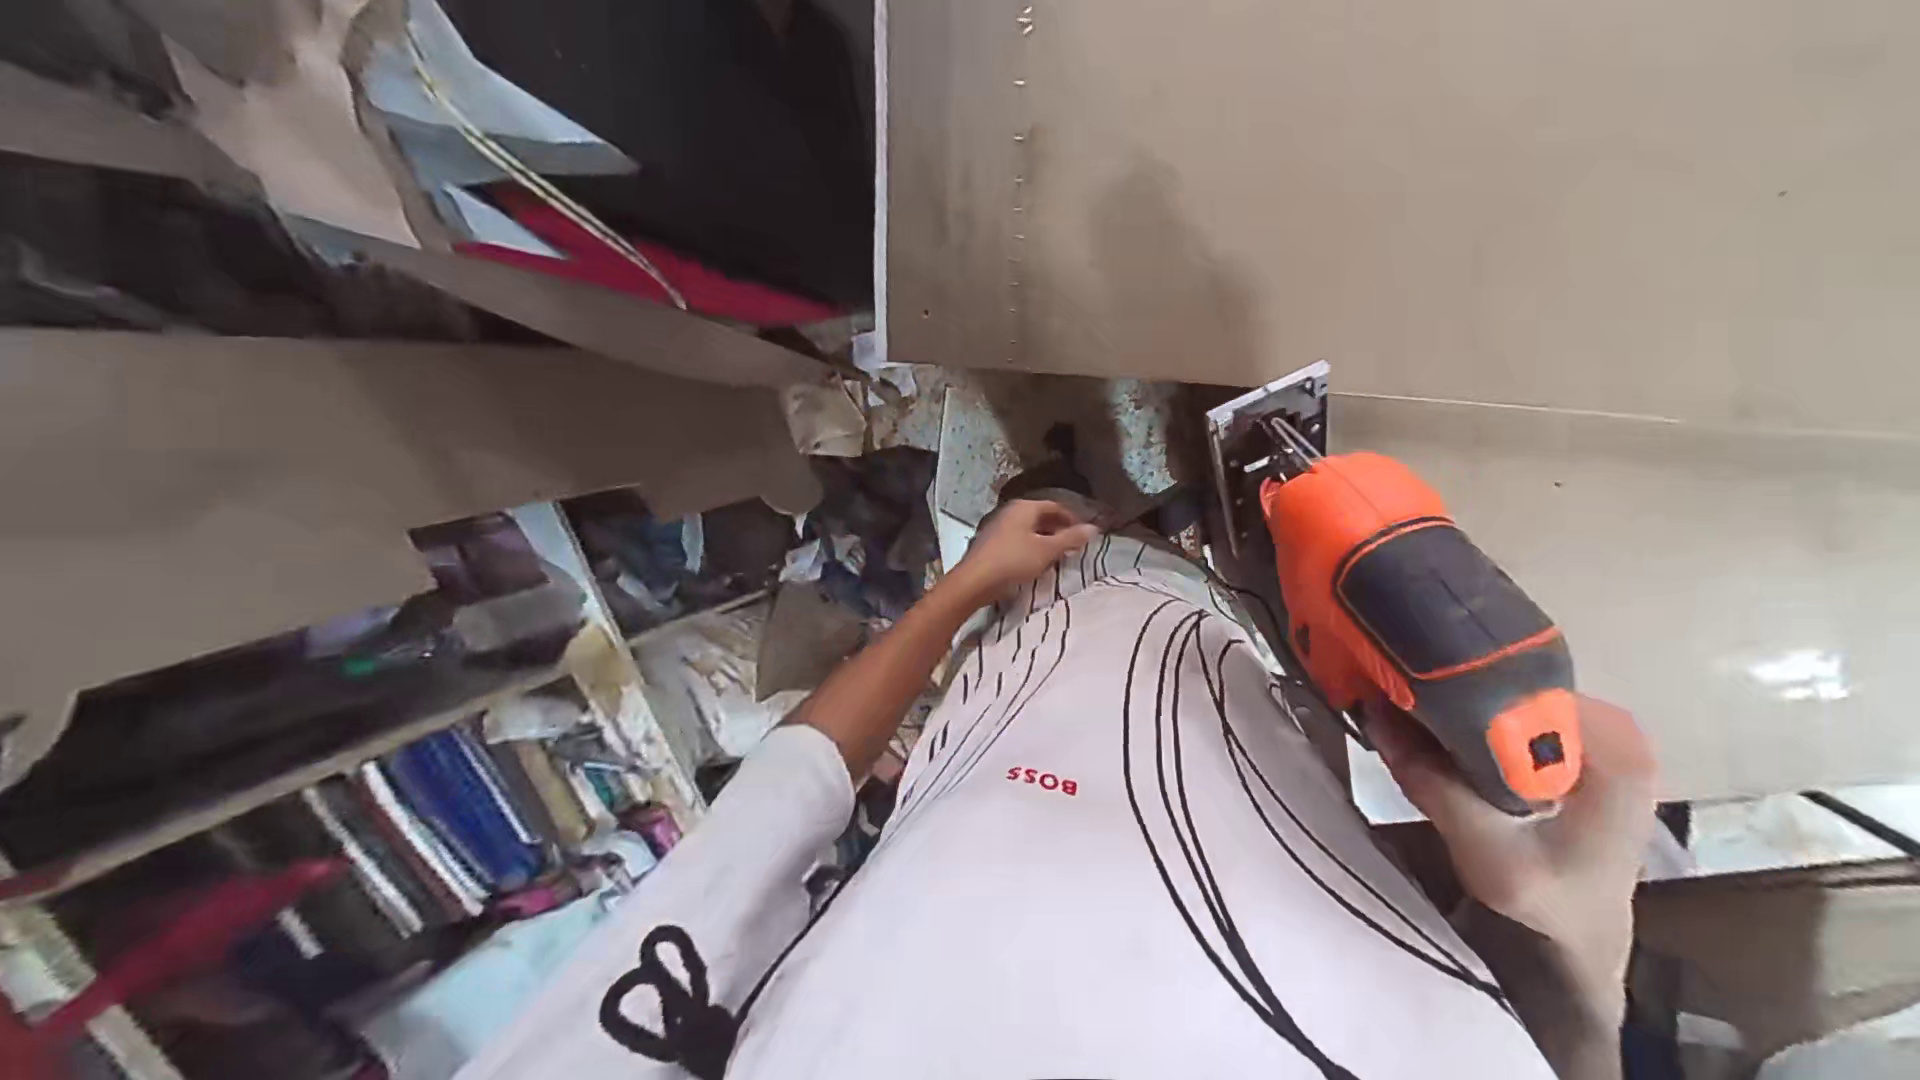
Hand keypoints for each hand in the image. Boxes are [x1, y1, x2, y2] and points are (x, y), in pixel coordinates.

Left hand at [946, 500, 1099, 605]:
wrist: (975, 581)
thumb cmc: (1014, 561)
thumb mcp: (1047, 550)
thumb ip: (1070, 538)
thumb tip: (1094, 528)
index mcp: (1024, 508)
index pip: (1055, 507)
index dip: (1072, 519)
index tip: (1085, 534)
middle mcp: (1010, 512)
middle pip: (1041, 517)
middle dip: (1059, 531)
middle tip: (1073, 547)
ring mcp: (998, 527)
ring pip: (1029, 530)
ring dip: (1045, 541)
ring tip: (1058, 557)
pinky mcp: (991, 543)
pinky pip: (1017, 541)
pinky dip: (1031, 548)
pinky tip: (1036, 564)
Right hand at [1367, 695, 1656, 991]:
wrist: (1575, 935)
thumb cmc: (1548, 899)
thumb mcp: (1483, 847)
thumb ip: (1431, 781)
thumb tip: (1371, 710)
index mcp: (1612, 746)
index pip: (1517, 681)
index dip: (1453, 684)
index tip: (1401, 693)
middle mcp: (1603, 724)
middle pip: (1501, 680)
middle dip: (1440, 691)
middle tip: (1386, 704)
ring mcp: (1580, 730)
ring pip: (1491, 692)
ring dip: (1440, 705)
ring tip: (1395, 716)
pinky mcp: (1555, 740)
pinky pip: (1491, 709)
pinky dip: (1452, 718)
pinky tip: (1419, 732)